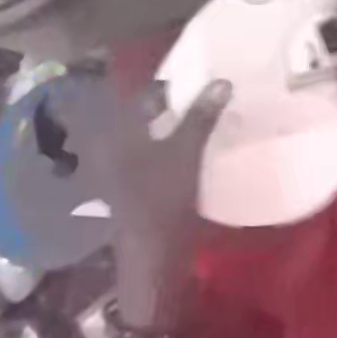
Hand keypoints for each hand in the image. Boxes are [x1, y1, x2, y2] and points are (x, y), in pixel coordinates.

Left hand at [108, 79, 232, 250]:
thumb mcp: (186, 152)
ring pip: (149, 141)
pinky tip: (191, 154)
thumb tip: (221, 81)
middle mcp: (115, 149)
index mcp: (120, 134)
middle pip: (145, 119)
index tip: (195, 81)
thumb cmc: (163, 198)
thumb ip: (201, 117)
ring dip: (172, 131)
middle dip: (172, 109)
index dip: (168, 87)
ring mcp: (122, 173)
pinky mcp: (133, 192)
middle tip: (202, 100)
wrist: (151, 257)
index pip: (143, 98)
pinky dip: (170, 152)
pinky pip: (152, 160)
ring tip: (202, 124)